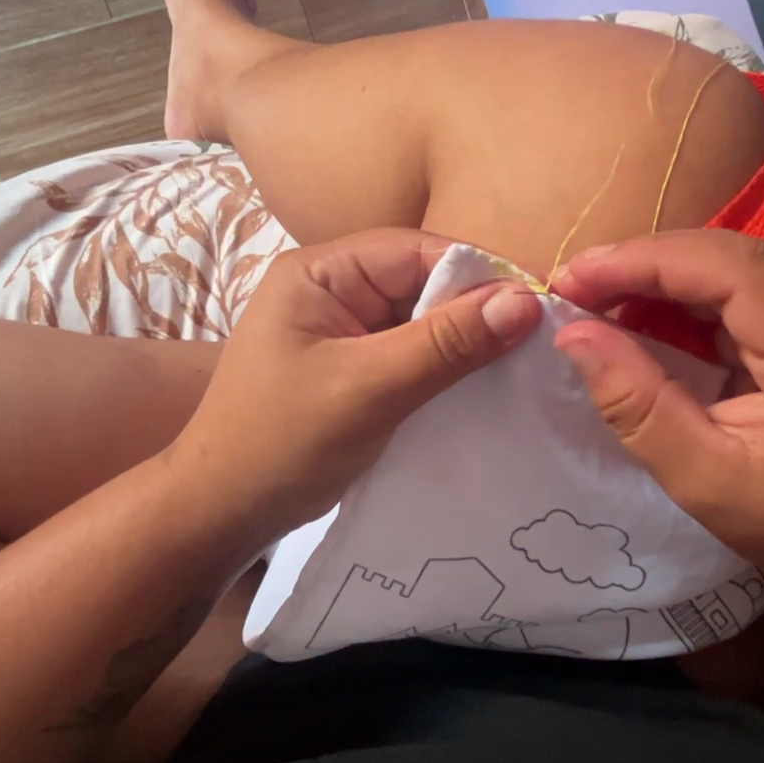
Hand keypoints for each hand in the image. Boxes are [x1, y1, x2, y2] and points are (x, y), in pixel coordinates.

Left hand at [168, 228, 540, 536]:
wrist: (223, 511)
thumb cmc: (282, 443)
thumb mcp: (368, 388)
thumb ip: (446, 344)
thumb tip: (526, 301)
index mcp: (320, 273)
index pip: (416, 251)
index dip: (479, 275)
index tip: (540, 308)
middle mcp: (332, 291)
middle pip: (422, 284)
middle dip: (475, 313)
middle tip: (539, 345)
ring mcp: (341, 332)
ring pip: (421, 323)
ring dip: (464, 345)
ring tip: (519, 369)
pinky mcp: (352, 370)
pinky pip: (410, 356)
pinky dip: (443, 371)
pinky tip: (479, 390)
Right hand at [549, 230, 763, 596]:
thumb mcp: (703, 482)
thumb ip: (639, 407)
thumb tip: (573, 335)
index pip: (740, 272)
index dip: (650, 261)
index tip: (575, 278)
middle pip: (739, 256)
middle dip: (647, 262)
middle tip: (574, 286)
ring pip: (740, 264)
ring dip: (662, 274)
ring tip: (596, 297)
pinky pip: (747, 287)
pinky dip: (685, 294)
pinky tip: (641, 311)